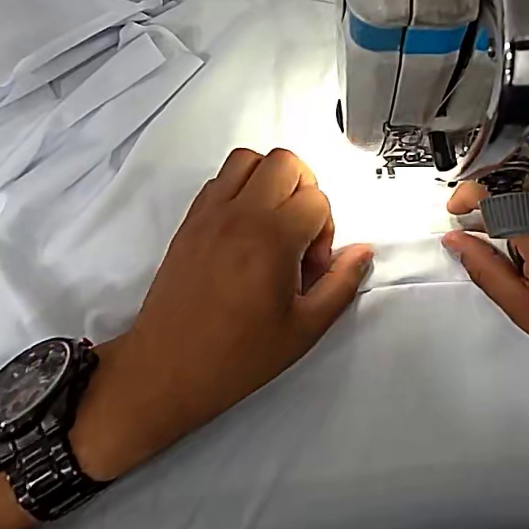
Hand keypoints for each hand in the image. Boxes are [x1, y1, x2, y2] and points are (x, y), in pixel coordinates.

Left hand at [68, 148, 373, 480]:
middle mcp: (239, 217)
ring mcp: (210, 215)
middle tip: (303, 228)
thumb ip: (340, 284)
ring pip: (248, 158)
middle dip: (306, 188)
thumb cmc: (231, 356)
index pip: (317, 199)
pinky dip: (241, 188)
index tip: (312, 263)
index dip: (326, 231)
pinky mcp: (190, 221)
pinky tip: (247, 226)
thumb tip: (361, 253)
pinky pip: (220, 179)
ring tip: (276, 219)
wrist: (166, 369)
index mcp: (270, 240)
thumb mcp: (303, 330)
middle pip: (286, 162)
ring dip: (271, 178)